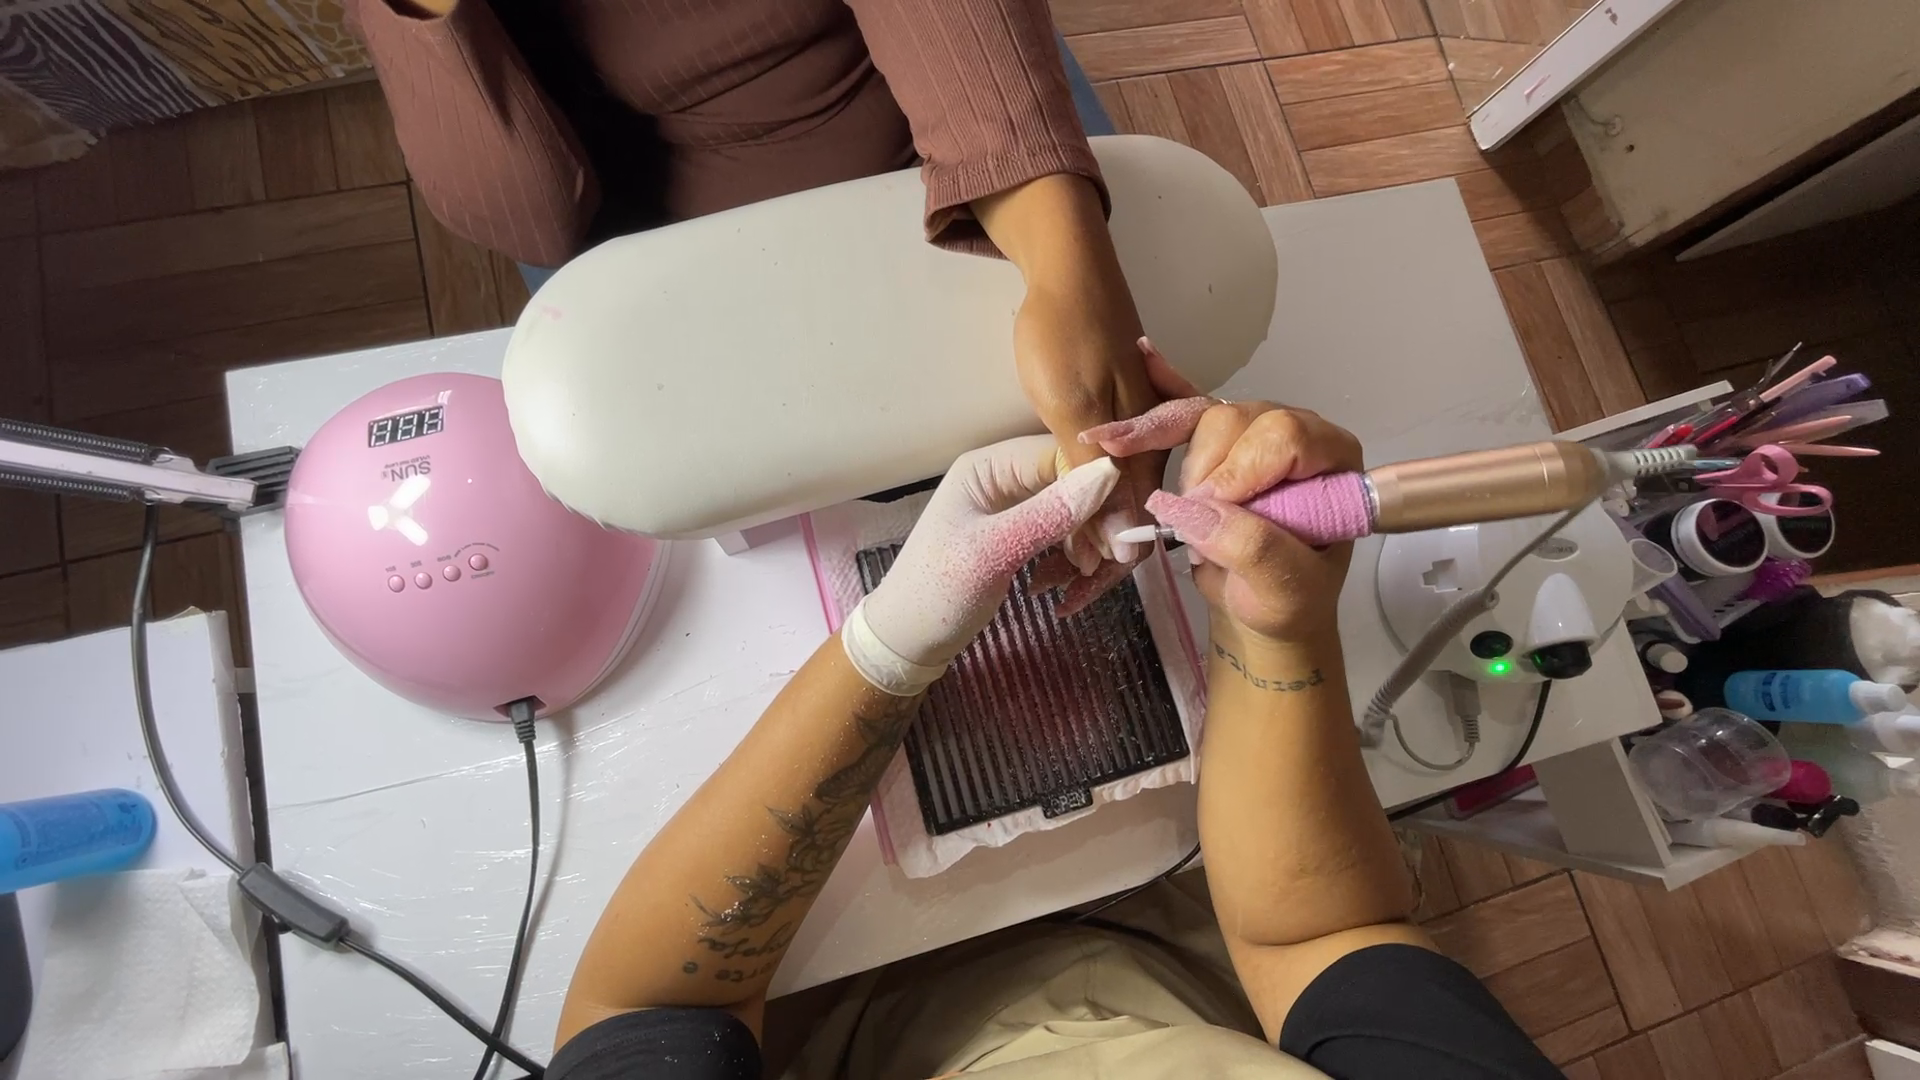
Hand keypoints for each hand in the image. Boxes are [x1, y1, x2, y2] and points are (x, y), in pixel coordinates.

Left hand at [842, 435, 1119, 695]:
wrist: (908, 642)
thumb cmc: (937, 593)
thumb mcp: (993, 553)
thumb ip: (1049, 513)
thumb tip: (1109, 471)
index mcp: (990, 466)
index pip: (1065, 455)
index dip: (1101, 491)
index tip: (1122, 535)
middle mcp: (1006, 477)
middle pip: (1078, 484)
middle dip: (1100, 525)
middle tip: (1112, 564)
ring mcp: (1017, 507)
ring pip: (1080, 514)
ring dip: (1091, 550)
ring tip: (1081, 586)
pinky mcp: (1025, 535)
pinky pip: (1069, 539)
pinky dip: (1076, 565)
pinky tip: (1066, 592)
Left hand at [973, 173, 1163, 614]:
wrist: (1063, 262)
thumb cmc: (1060, 331)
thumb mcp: (1069, 403)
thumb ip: (1091, 468)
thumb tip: (1117, 534)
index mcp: (1132, 438)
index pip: (1130, 510)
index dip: (1109, 549)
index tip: (1085, 585)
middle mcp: (1136, 433)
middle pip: (1124, 507)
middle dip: (1098, 548)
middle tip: (1069, 587)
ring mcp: (1123, 417)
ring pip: (1112, 490)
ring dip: (1087, 526)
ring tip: (1062, 566)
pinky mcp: (1106, 407)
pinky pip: (1103, 466)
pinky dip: (1083, 495)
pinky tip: (1068, 511)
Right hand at [1085, 356, 1362, 645]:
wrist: (1260, 604)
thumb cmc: (1285, 600)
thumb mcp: (1284, 591)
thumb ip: (1253, 549)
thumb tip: (1192, 510)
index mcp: (1331, 461)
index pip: (1287, 436)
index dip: (1240, 471)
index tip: (1209, 512)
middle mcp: (1294, 434)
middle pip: (1238, 420)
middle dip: (1204, 471)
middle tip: (1190, 521)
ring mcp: (1251, 432)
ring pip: (1202, 417)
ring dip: (1176, 460)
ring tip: (1174, 507)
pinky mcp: (1215, 441)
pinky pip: (1186, 405)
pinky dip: (1162, 390)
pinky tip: (1142, 357)